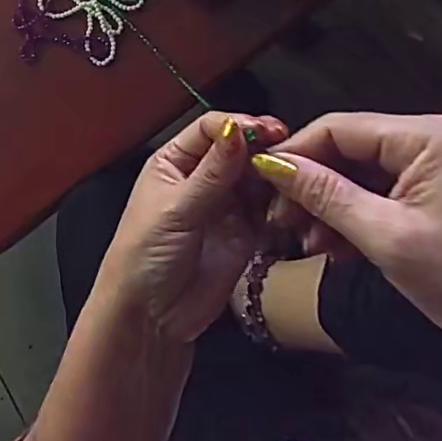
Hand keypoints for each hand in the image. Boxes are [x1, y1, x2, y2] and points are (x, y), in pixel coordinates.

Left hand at [94, 112, 287, 344]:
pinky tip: (296, 203)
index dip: (239, 126)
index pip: (210, 129)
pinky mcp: (245, 231)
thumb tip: (236, 130)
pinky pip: (270, 208)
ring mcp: (225, 204)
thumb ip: (212, 173)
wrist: (151, 314)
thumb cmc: (144, 255)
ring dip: (278, 176)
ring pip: (259, 177)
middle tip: (294, 154)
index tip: (270, 130)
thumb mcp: (176, 210)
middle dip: (265, 149)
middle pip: (240, 150)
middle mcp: (200, 177)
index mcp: (173, 162)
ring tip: (297, 180)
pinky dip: (284, 204)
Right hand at [251, 112, 441, 404]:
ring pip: (364, 173)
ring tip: (308, 246)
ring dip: (331, 206)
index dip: (294, 155)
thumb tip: (267, 164)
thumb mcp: (386, 238)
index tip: (259, 188)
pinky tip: (336, 248)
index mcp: (432, 137)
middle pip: (351, 149)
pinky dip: (359, 215)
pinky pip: (388, 191)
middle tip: (280, 225)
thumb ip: (323, 194)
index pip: (339, 127)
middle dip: (312, 186)